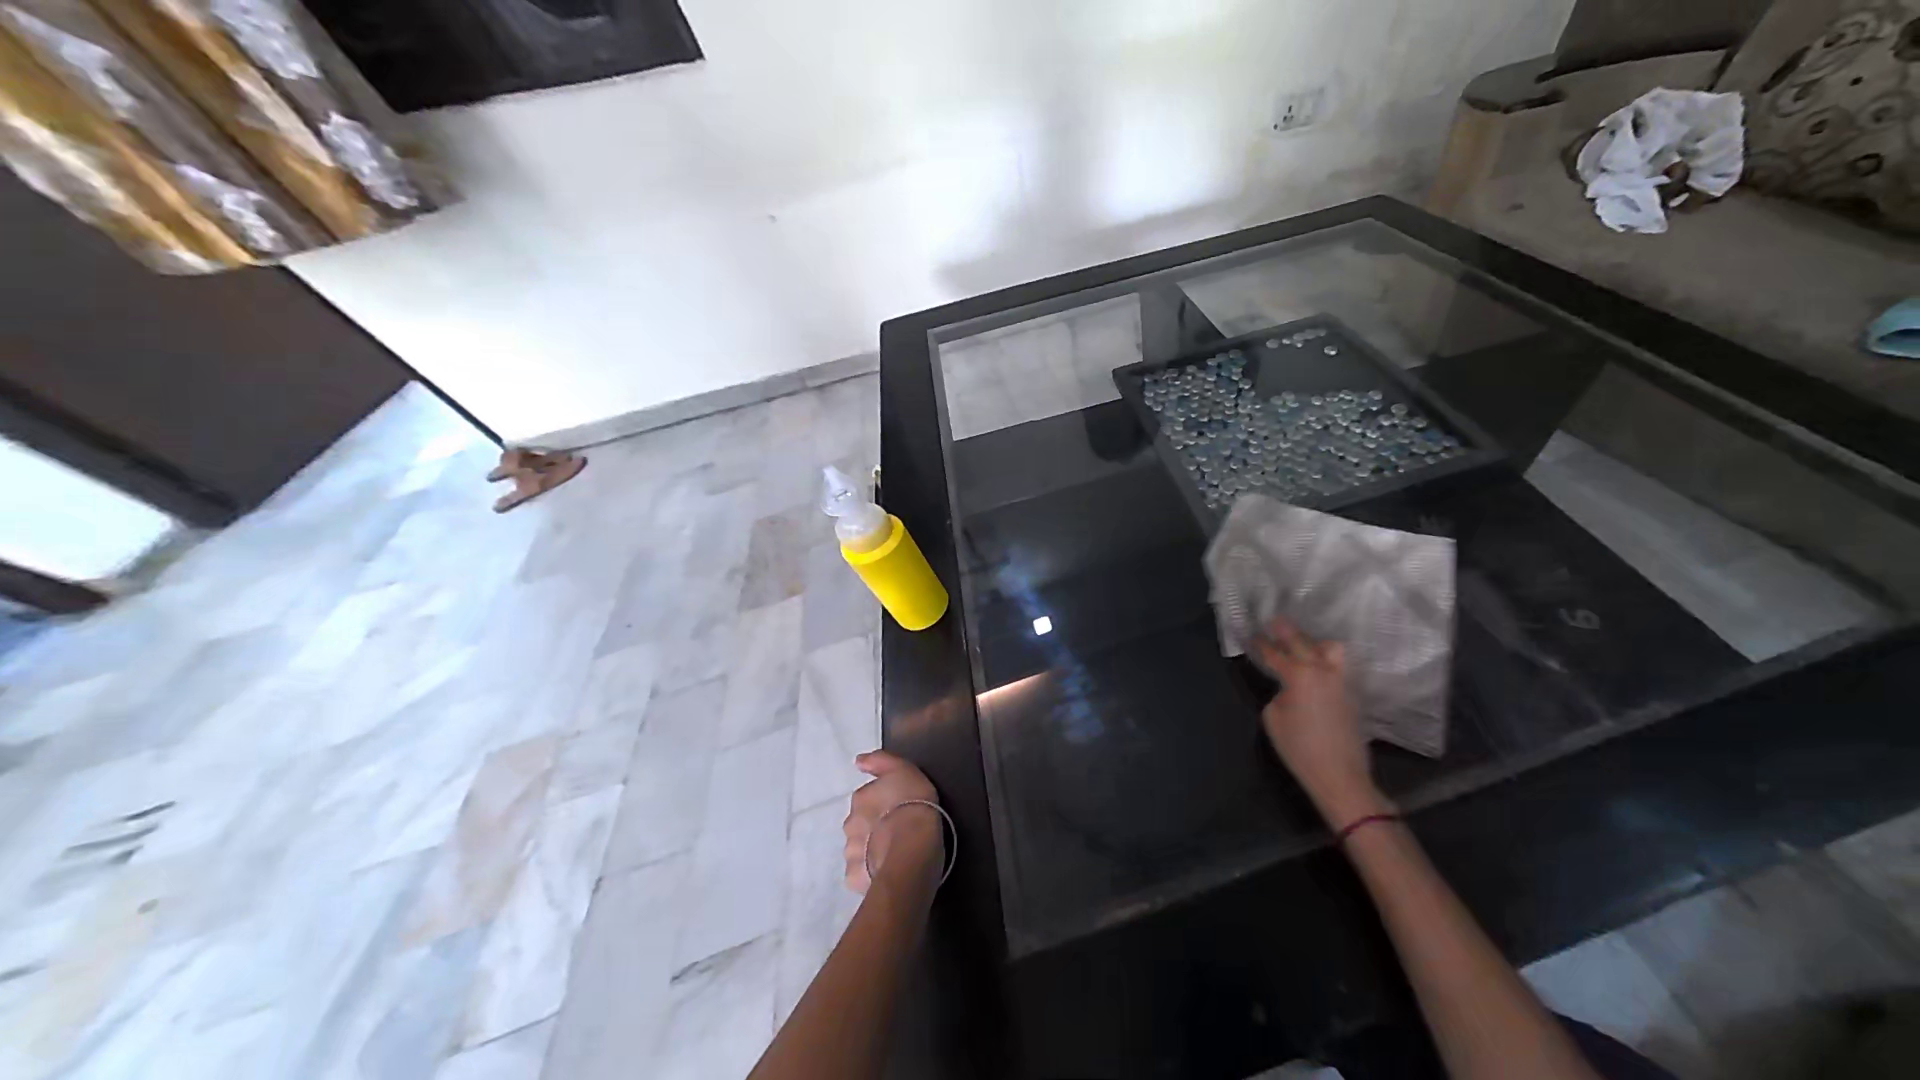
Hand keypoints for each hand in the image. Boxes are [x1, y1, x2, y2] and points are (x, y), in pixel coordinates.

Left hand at [842, 750, 942, 894]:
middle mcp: (850, 824)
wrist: (913, 846)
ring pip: (859, 851)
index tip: (896, 809)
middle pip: (859, 825)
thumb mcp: (904, 770)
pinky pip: (861, 875)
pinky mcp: (856, 878)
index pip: (865, 799)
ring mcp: (851, 853)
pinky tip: (886, 871)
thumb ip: (880, 761)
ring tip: (893, 855)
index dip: (880, 804)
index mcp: (860, 799)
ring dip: (870, 851)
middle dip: (871, 828)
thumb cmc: (912, 803)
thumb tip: (859, 761)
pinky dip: (869, 874)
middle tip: (894, 833)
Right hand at [1254, 616, 1390, 827]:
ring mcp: (1342, 682)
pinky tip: (1316, 666)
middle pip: (1303, 643)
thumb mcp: (1273, 718)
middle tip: (1275, 621)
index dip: (1263, 645)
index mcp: (1300, 675)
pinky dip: (1325, 660)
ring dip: (1314, 643)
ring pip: (1331, 650)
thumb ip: (1279, 694)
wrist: (1340, 776)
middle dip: (1287, 632)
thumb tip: (1287, 688)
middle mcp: (1324, 671)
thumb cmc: (1299, 748)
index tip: (1254, 635)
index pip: (1276, 654)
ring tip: (1302, 645)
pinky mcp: (1352, 695)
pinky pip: (1338, 666)